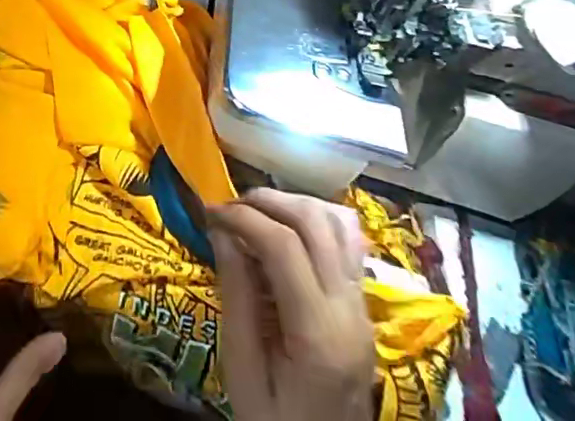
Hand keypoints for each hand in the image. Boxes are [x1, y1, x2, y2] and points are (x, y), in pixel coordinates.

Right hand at [208, 189, 375, 420]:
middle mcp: (350, 310)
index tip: (210, 213)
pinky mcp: (364, 305)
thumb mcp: (243, 372)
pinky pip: (348, 242)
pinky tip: (288, 228)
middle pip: (315, 223)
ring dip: (292, 205)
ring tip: (254, 213)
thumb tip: (222, 231)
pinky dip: (317, 220)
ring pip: (336, 223)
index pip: (284, 246)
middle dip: (267, 202)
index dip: (243, 218)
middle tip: (229, 208)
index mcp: (318, 333)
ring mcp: (363, 305)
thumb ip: (236, 297)